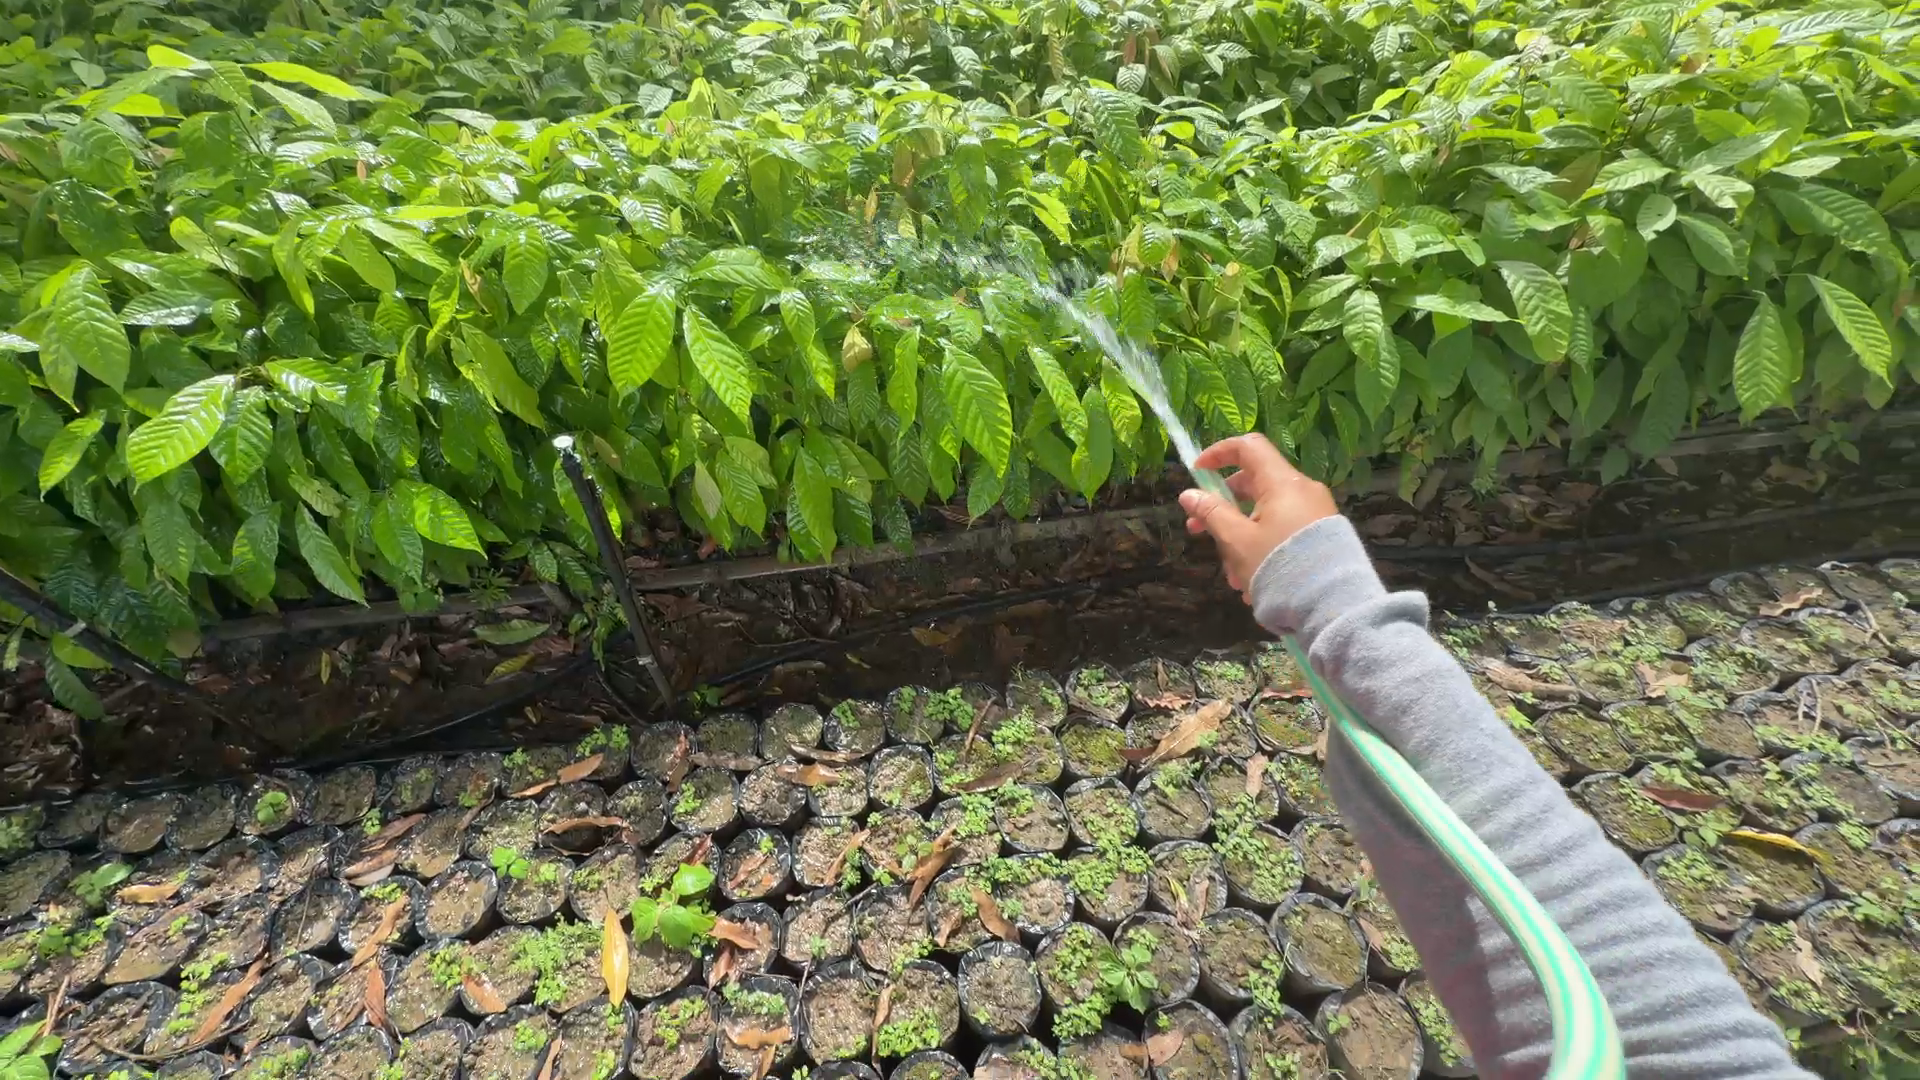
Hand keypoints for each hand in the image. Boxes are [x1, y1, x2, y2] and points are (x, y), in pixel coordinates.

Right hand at [1179, 434, 1337, 599]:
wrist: (1333, 604)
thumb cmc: (1278, 565)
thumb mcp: (1236, 540)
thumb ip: (1211, 513)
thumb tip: (1189, 495)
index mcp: (1282, 483)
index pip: (1248, 447)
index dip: (1218, 453)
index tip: (1197, 473)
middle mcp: (1302, 490)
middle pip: (1253, 484)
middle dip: (1222, 508)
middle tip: (1198, 532)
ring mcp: (1314, 513)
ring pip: (1265, 513)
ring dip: (1239, 536)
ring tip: (1233, 574)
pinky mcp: (1321, 535)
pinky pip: (1282, 529)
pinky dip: (1261, 545)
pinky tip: (1253, 580)